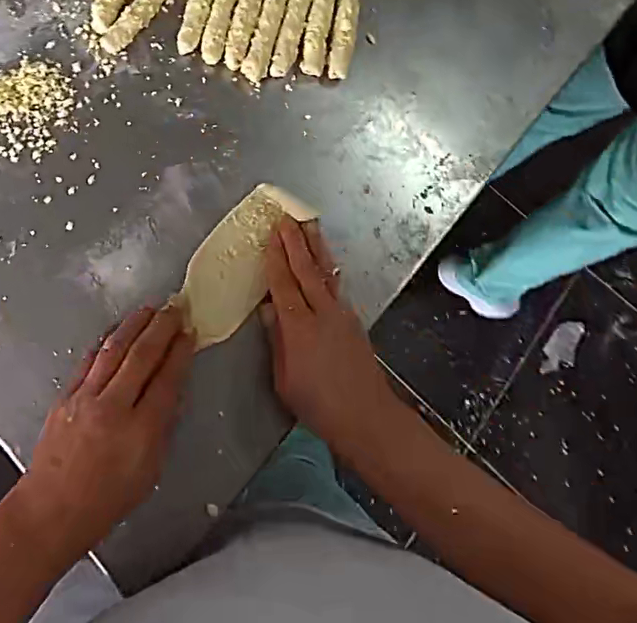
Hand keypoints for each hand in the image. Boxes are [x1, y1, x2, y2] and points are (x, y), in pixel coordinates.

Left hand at [17, 304, 194, 550]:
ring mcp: (86, 397)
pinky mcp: (66, 394)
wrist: (53, 507)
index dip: (180, 353)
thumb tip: (172, 391)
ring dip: (134, 325)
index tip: (189, 333)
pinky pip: (90, 359)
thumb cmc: (107, 499)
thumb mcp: (149, 471)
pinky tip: (117, 331)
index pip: (166, 380)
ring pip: (115, 348)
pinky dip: (107, 341)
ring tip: (149, 309)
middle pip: (142, 355)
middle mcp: (113, 407)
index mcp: (140, 431)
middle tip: (174, 308)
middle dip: (161, 327)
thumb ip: (162, 427)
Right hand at [260, 218, 400, 463]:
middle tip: (288, 217)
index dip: (276, 256)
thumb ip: (276, 340)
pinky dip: (327, 269)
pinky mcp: (354, 323)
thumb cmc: (318, 405)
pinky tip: (325, 264)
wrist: (368, 419)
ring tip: (310, 226)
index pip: (283, 282)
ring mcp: (342, 315)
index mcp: (299, 326)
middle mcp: (322, 313)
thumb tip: (268, 309)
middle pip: (307, 269)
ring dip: (316, 247)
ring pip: (326, 273)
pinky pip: (336, 287)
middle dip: (296, 241)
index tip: (271, 232)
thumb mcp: (284, 378)